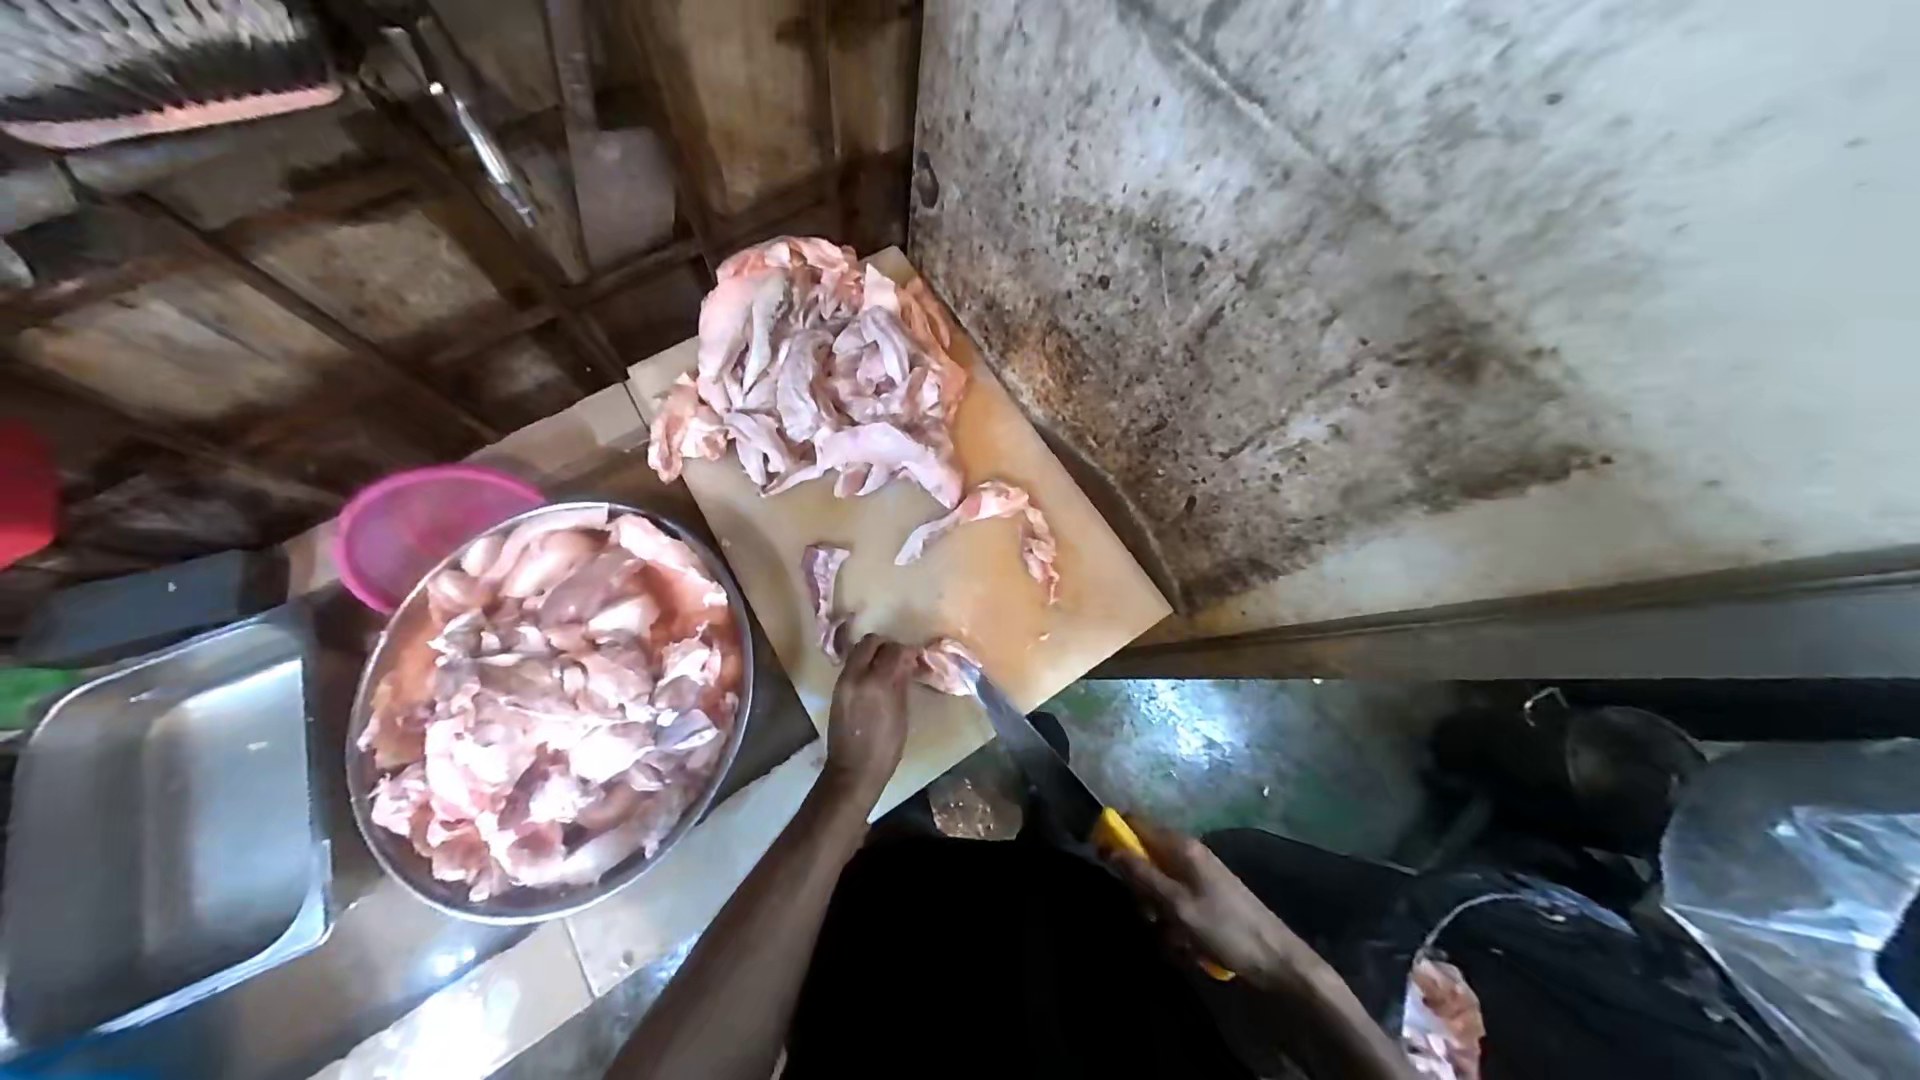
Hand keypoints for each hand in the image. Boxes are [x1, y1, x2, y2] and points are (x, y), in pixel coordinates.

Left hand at [819, 634, 916, 811]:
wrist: (853, 770)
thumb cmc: (885, 747)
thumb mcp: (901, 713)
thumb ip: (901, 682)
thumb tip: (906, 661)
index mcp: (877, 683)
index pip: (894, 650)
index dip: (907, 650)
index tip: (915, 657)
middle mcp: (856, 675)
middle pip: (870, 642)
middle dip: (887, 645)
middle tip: (900, 658)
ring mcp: (843, 681)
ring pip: (858, 651)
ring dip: (874, 652)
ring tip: (888, 668)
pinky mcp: (836, 689)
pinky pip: (852, 665)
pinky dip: (865, 664)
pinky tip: (875, 679)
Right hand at [1106, 816, 1331, 994]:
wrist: (1278, 961)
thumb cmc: (1225, 928)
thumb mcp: (1177, 904)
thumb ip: (1142, 875)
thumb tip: (1110, 849)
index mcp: (1181, 846)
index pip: (1136, 822)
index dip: (1115, 835)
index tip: (1101, 858)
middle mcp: (1188, 853)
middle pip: (1145, 858)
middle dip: (1140, 888)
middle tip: (1148, 916)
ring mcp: (1200, 875)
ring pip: (1159, 885)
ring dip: (1158, 912)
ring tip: (1173, 938)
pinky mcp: (1208, 897)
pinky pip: (1177, 903)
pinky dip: (1177, 923)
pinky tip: (1189, 947)